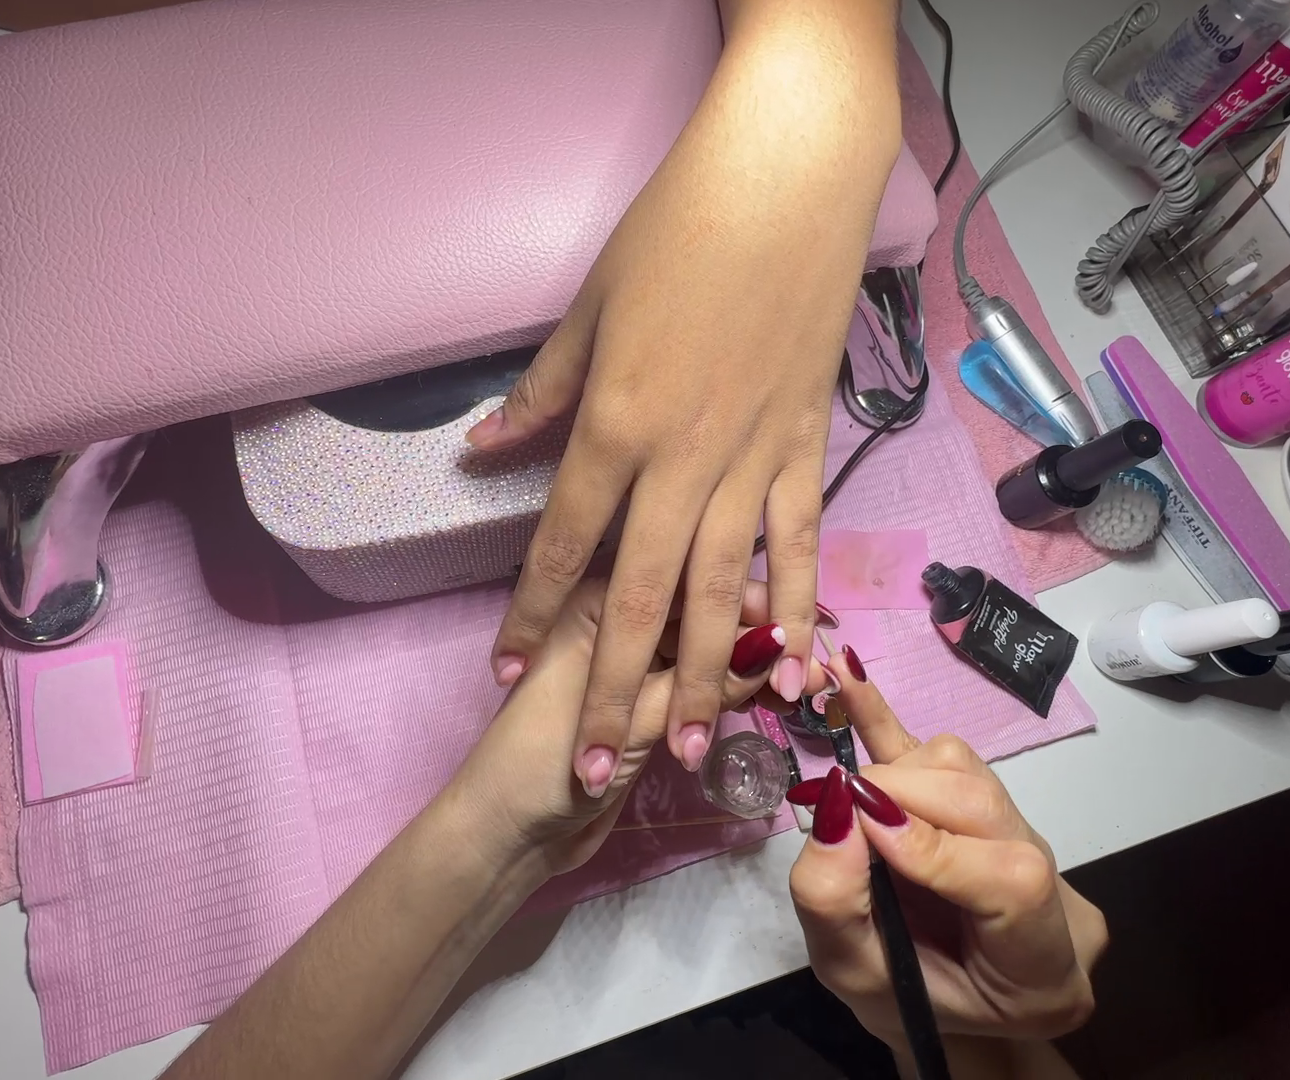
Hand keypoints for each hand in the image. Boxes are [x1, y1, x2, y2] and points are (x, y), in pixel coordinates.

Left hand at [449, 579, 783, 875]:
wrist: (506, 835)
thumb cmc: (542, 760)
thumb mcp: (627, 718)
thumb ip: (699, 683)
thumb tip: (777, 644)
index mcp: (596, 600)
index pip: (681, 583)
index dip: (743, 603)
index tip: (797, 628)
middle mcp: (617, 617)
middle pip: (700, 616)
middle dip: (753, 642)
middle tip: (807, 672)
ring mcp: (632, 660)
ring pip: (703, 651)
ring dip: (747, 671)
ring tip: (798, 693)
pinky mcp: (645, 699)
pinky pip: (696, 685)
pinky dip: (728, 695)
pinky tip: (770, 704)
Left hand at [468, 0, 902, 795]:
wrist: (786, 184)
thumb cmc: (676, 234)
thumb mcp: (588, 309)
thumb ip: (540, 396)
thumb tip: (482, 450)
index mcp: (615, 426)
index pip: (561, 543)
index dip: (526, 613)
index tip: (501, 673)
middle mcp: (680, 462)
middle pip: (637, 595)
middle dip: (613, 687)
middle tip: (596, 765)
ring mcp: (752, 462)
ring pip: (720, 590)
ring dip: (702, 675)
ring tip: (688, 746)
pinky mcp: (807, 450)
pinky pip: (799, 543)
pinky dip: (795, 604)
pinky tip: (791, 664)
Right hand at [788, 650, 1107, 1049]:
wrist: (930, 1000)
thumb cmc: (895, 1000)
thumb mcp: (847, 973)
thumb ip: (833, 900)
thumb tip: (835, 805)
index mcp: (1043, 968)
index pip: (1012, 880)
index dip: (932, 844)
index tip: (860, 824)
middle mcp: (1057, 895)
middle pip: (984, 806)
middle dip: (898, 793)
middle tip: (835, 806)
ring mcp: (1031, 839)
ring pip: (967, 770)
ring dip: (895, 773)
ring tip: (854, 802)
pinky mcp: (989, 801)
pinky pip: (943, 750)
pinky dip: (887, 717)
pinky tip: (848, 675)